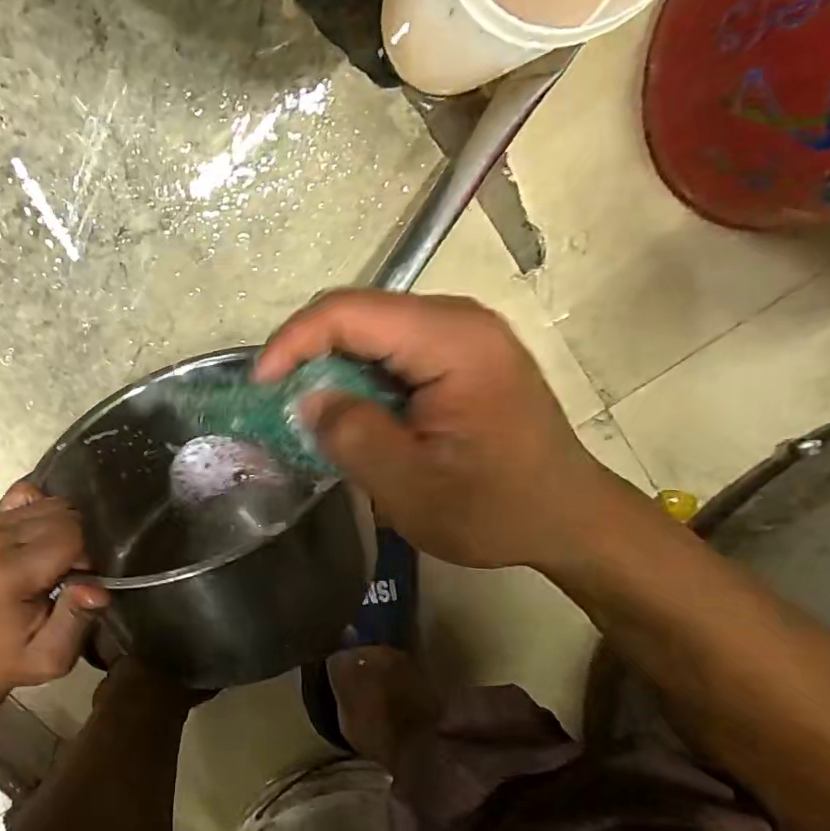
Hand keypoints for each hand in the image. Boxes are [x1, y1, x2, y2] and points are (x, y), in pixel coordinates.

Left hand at [0, 481, 108, 697]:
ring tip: (59, 561)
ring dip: (67, 529)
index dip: (87, 559)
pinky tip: (47, 537)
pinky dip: (48, 510)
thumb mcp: (54, 656)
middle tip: (71, 575)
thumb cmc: (20, 654)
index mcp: (9, 573)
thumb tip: (96, 589)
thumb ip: (75, 621)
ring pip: (55, 504)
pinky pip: (32, 493)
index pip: (70, 536)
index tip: (79, 585)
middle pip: (65, 515)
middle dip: (81, 542)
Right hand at [256, 291, 620, 570]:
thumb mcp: (413, 488)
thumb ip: (353, 436)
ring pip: (375, 328)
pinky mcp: (467, 351)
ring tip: (313, 413)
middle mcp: (461, 319)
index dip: (293, 342)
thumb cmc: (497, 509)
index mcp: (453, 342)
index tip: (260, 387)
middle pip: (361, 312)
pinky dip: (364, 375)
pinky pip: (398, 347)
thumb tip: (307, 397)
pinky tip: (357, 412)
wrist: (569, 517)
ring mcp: (467, 332)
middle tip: (282, 403)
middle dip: (311, 352)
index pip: (349, 312)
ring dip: (336, 365)